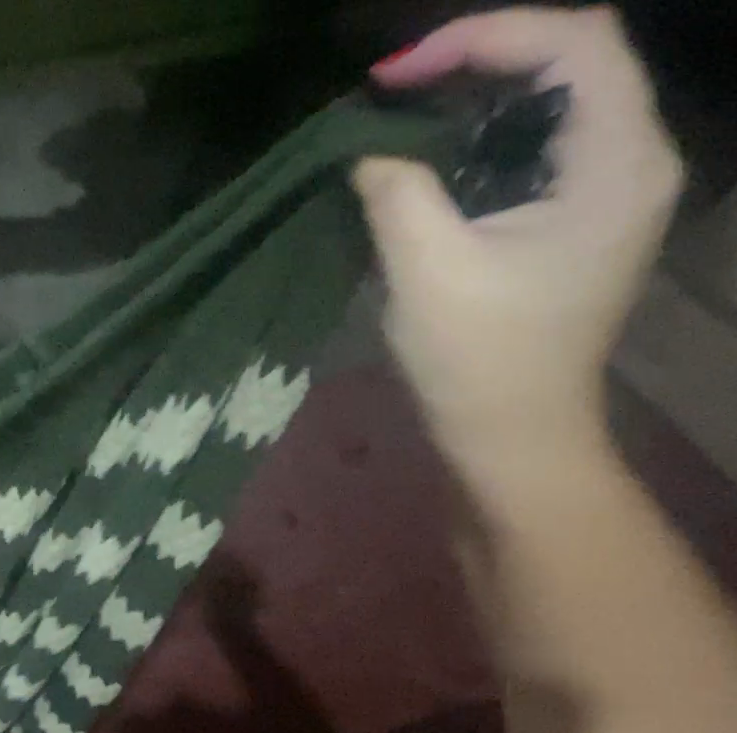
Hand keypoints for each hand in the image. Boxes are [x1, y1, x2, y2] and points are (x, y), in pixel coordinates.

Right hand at [353, 6, 683, 454]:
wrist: (511, 428)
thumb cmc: (478, 355)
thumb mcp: (427, 268)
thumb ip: (398, 191)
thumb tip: (366, 148)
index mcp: (617, 161)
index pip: (573, 43)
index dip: (481, 37)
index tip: (390, 76)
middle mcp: (632, 157)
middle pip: (567, 60)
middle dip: (474, 60)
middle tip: (388, 92)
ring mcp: (609, 186)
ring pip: (549, 100)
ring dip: (471, 99)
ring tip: (396, 119)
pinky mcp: (576, 213)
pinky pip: (534, 145)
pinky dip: (476, 138)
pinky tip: (424, 160)